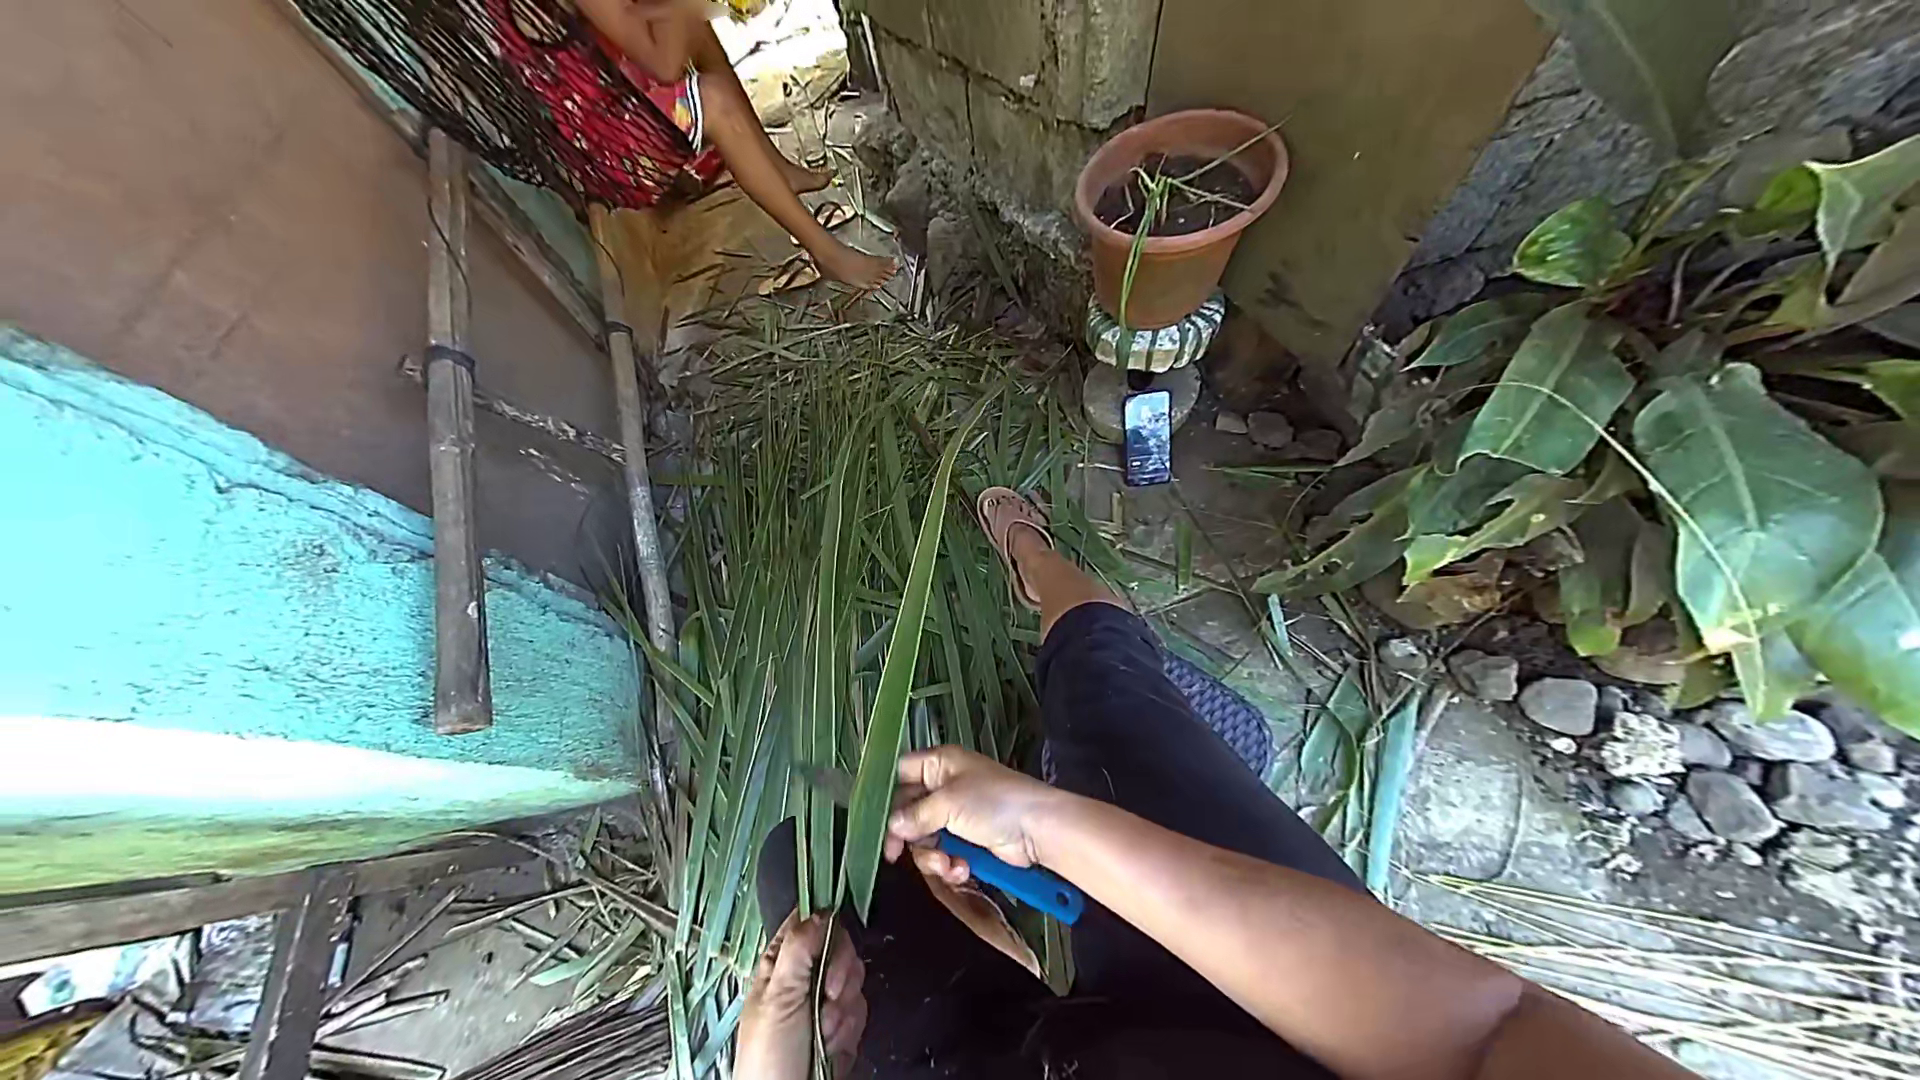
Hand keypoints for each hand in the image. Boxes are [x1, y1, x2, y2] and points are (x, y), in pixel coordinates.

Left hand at [735, 912, 865, 1079]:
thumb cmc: (770, 1054)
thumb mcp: (778, 997)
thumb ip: (799, 948)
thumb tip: (821, 910)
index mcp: (781, 962)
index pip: (810, 921)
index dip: (826, 925)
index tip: (832, 942)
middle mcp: (804, 975)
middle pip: (840, 946)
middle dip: (840, 973)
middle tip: (829, 996)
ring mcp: (824, 1000)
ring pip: (854, 977)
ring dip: (843, 1008)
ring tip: (825, 1031)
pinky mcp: (842, 1024)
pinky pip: (860, 1007)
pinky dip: (850, 1027)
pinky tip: (833, 1044)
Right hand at [885, 745, 1068, 884]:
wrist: (1037, 828)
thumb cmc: (993, 802)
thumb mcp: (949, 802)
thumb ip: (916, 815)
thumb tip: (892, 826)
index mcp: (940, 763)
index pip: (900, 772)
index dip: (886, 794)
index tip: (874, 822)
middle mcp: (944, 785)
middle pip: (908, 810)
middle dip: (907, 834)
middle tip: (896, 854)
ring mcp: (956, 813)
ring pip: (924, 837)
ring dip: (932, 856)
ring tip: (948, 865)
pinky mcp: (967, 839)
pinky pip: (943, 852)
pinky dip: (949, 864)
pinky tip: (962, 870)